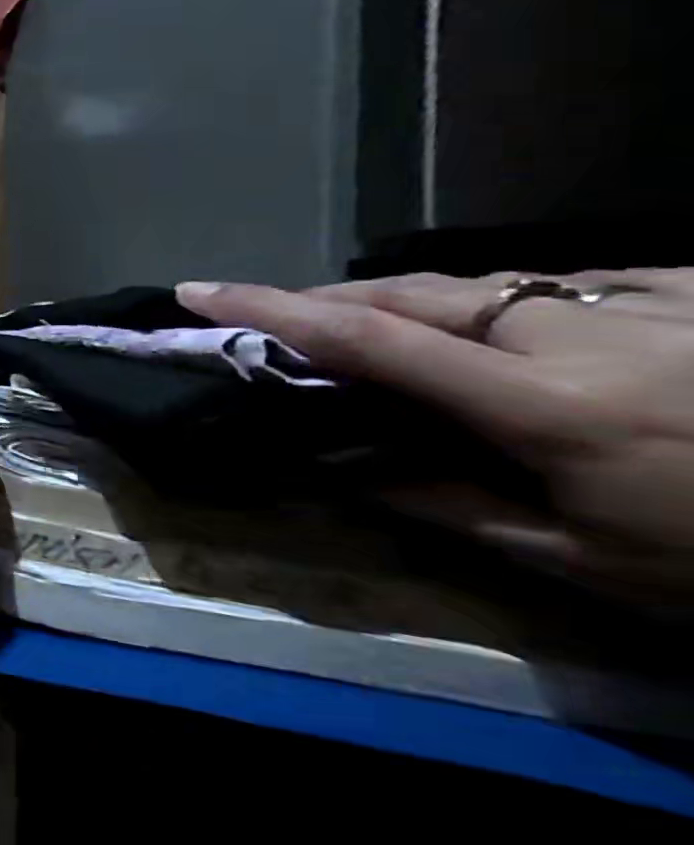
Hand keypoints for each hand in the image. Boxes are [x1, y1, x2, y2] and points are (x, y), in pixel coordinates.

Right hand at [176, 271, 693, 594]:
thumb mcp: (589, 562)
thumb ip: (450, 506)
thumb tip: (340, 471)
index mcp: (546, 406)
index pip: (369, 340)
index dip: (271, 311)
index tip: (197, 291)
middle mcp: (586, 334)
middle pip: (415, 294)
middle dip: (328, 298)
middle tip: (278, 316)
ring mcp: (655, 300)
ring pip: (488, 285)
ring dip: (417, 306)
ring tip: (391, 337)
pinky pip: (572, 282)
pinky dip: (513, 305)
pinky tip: (524, 335)